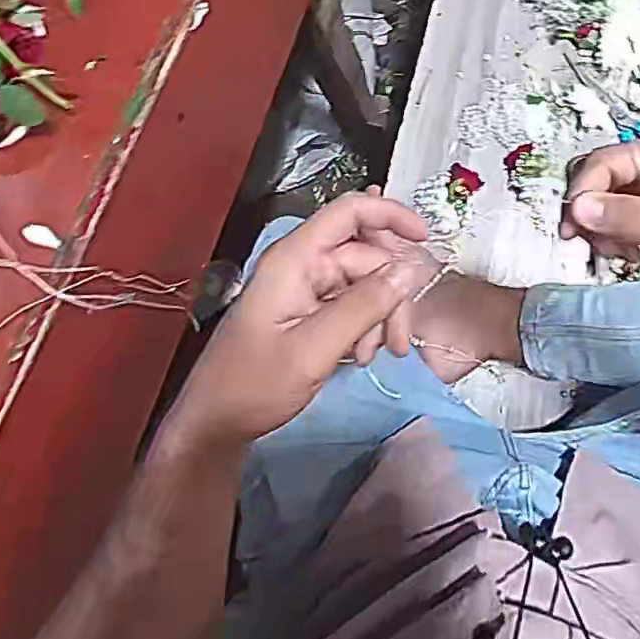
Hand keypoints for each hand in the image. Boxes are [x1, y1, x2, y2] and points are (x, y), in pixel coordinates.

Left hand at [166, 192, 431, 447]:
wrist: (215, 426)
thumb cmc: (253, 385)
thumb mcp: (314, 349)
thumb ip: (365, 305)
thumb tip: (410, 268)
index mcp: (295, 258)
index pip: (350, 212)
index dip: (391, 214)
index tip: (424, 239)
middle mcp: (304, 263)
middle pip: (367, 254)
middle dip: (391, 291)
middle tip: (401, 336)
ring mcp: (308, 285)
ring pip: (367, 281)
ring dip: (382, 315)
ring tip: (378, 353)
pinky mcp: (312, 307)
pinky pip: (356, 302)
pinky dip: (368, 325)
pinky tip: (364, 354)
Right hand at [561, 134, 639, 338]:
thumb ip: (639, 219)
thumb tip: (581, 206)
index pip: (614, 158)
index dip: (588, 187)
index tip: (574, 224)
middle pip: (604, 173)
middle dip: (590, 207)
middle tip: (588, 242)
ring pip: (605, 196)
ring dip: (598, 224)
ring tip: (615, 253)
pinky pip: (616, 217)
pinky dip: (609, 235)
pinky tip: (625, 255)